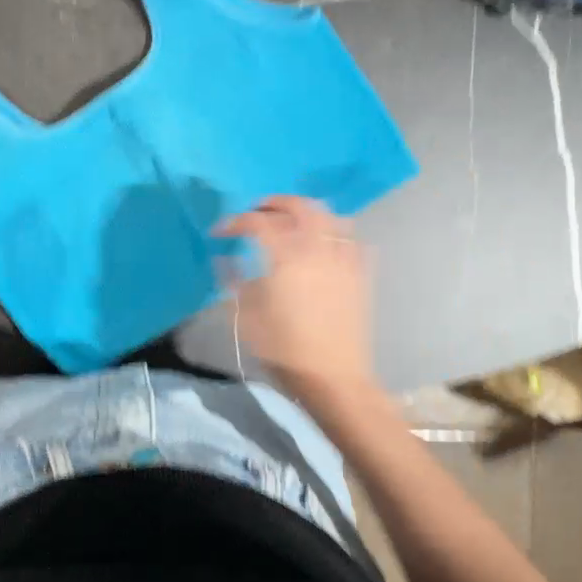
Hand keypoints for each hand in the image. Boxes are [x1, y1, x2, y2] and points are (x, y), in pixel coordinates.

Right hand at [216, 196, 374, 394]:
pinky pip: (352, 241)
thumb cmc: (283, 349)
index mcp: (286, 258)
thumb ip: (235, 281)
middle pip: (301, 207)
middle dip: (275, 204)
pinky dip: (334, 234)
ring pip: (331, 218)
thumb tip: (226, 259)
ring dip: (308, 214)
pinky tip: (324, 246)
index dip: (236, 222)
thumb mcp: (246, 317)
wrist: (332, 378)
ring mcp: (345, 261)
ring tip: (291, 225)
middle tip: (257, 213)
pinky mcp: (361, 275)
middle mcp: (318, 250)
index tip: (220, 232)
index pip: (258, 223)